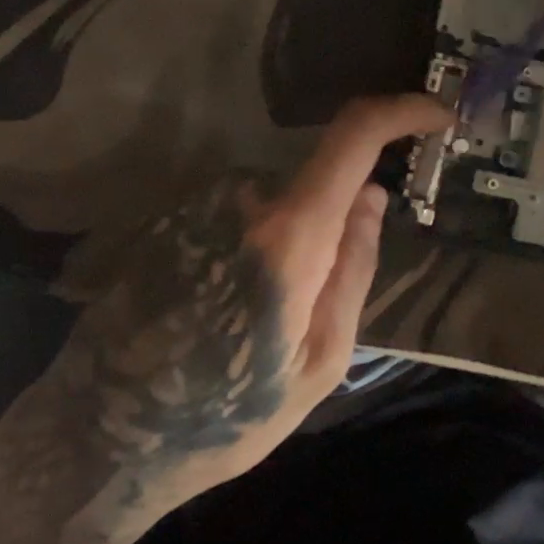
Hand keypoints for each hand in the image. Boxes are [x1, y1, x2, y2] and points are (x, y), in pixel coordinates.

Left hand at [38, 94, 452, 538]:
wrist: (108, 431)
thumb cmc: (228, 412)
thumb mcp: (319, 361)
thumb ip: (353, 268)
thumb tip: (372, 196)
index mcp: (287, 233)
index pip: (352, 137)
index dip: (401, 112)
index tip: (435, 115)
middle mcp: (239, 196)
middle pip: (312, 183)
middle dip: (328, 227)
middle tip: (307, 311)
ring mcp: (196, 202)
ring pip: (272, 203)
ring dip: (281, 245)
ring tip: (250, 326)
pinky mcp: (167, 217)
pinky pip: (233, 216)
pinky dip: (246, 248)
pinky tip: (216, 313)